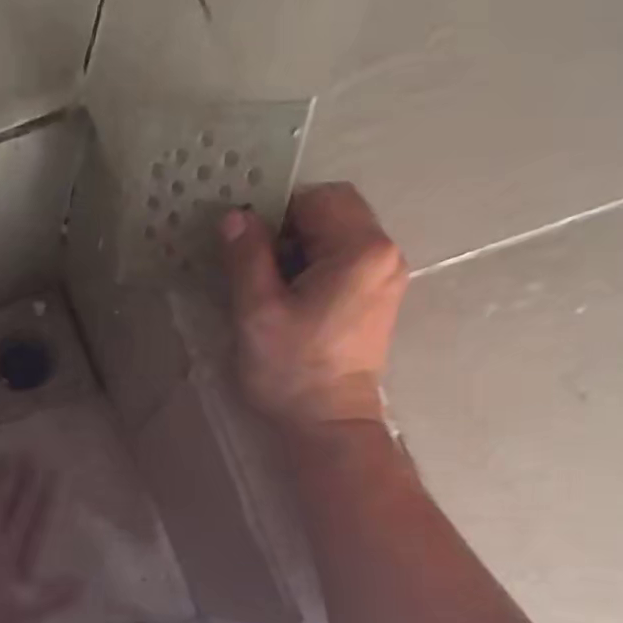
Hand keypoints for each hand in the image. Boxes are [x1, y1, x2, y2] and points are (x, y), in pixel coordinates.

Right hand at [219, 182, 408, 430]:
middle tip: (261, 271)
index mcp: (361, 249)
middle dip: (291, 231)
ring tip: (276, 290)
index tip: (250, 251)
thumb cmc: (292, 370)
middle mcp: (385, 253)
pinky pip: (347, 261)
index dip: (277, 215)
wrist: (329, 425)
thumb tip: (235, 216)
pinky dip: (317, 268)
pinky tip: (296, 302)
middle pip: (334, 212)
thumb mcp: (257, 312)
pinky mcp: (380, 299)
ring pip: (339, 237)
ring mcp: (387, 277)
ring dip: (303, 251)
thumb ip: (246, 257)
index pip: (317, 197)